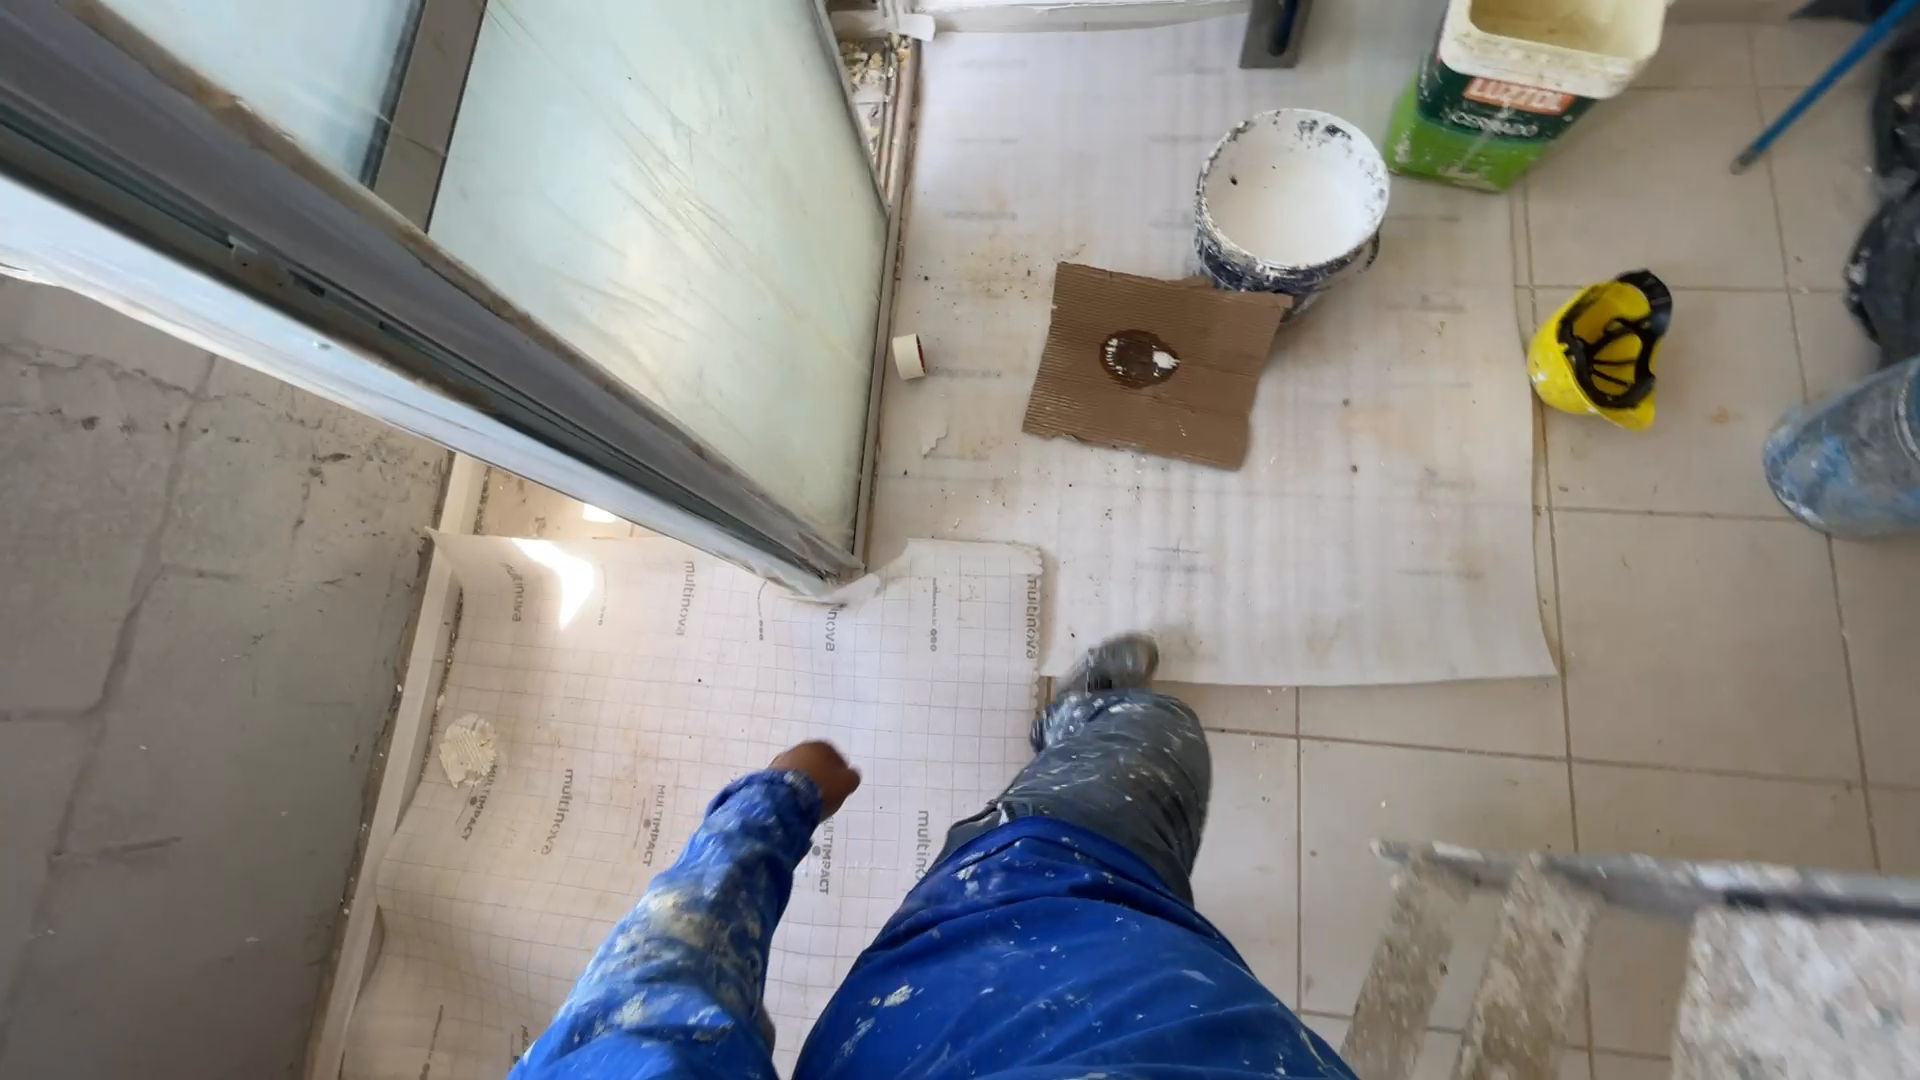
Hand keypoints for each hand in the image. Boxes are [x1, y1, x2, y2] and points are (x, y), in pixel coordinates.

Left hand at [769, 741, 860, 817]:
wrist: (785, 800)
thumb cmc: (821, 788)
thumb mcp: (846, 784)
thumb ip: (852, 777)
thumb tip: (851, 774)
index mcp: (821, 746)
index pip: (835, 756)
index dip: (840, 772)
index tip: (841, 786)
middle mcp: (800, 748)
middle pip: (815, 762)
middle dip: (820, 775)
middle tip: (825, 793)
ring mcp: (782, 760)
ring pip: (799, 771)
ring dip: (805, 782)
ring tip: (808, 800)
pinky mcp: (769, 774)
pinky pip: (786, 781)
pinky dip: (792, 788)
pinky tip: (795, 801)